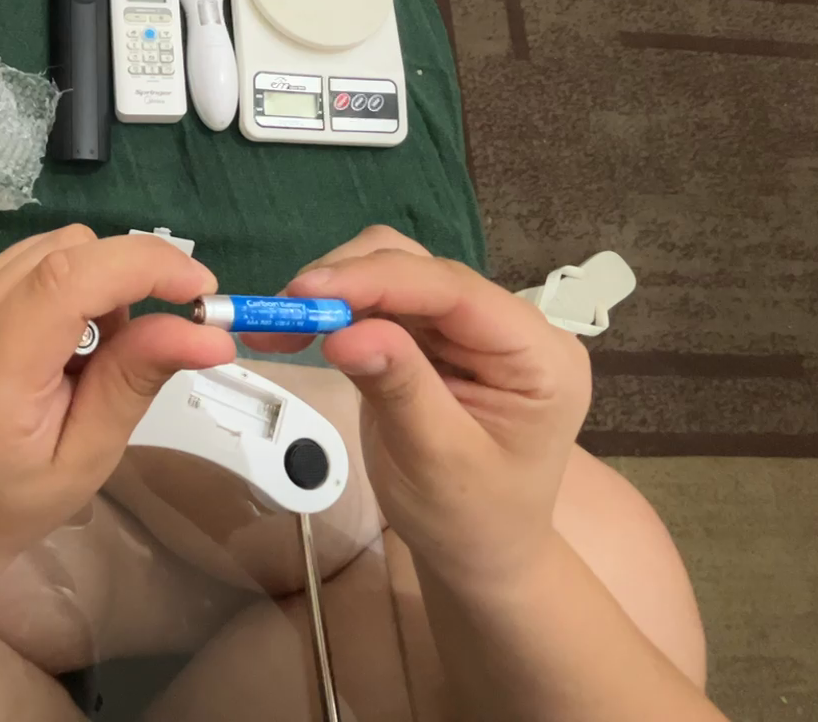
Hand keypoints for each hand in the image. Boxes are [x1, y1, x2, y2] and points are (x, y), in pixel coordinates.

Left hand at [0, 226, 234, 559]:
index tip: (199, 289)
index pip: (63, 285)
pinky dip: (71, 281)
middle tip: (146, 337)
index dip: (141, 266)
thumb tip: (210, 333)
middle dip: (129, 278)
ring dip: (99, 281)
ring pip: (53, 246)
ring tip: (95, 346)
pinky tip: (65, 332)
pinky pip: (32, 256)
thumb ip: (136, 381)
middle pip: (64, 253)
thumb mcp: (91, 455)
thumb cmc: (20, 496)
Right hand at [263, 227, 590, 586]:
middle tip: (282, 315)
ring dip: (331, 292)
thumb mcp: (437, 459)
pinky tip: (296, 331)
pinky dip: (330, 309)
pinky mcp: (426, 333)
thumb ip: (398, 386)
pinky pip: (372, 300)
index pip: (453, 289)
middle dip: (345, 283)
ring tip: (281, 326)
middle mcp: (502, 324)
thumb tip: (342, 333)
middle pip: (416, 267)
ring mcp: (462, 326)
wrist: (472, 548)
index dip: (377, 279)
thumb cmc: (469, 516)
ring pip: (387, 271)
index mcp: (536, 353)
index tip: (305, 292)